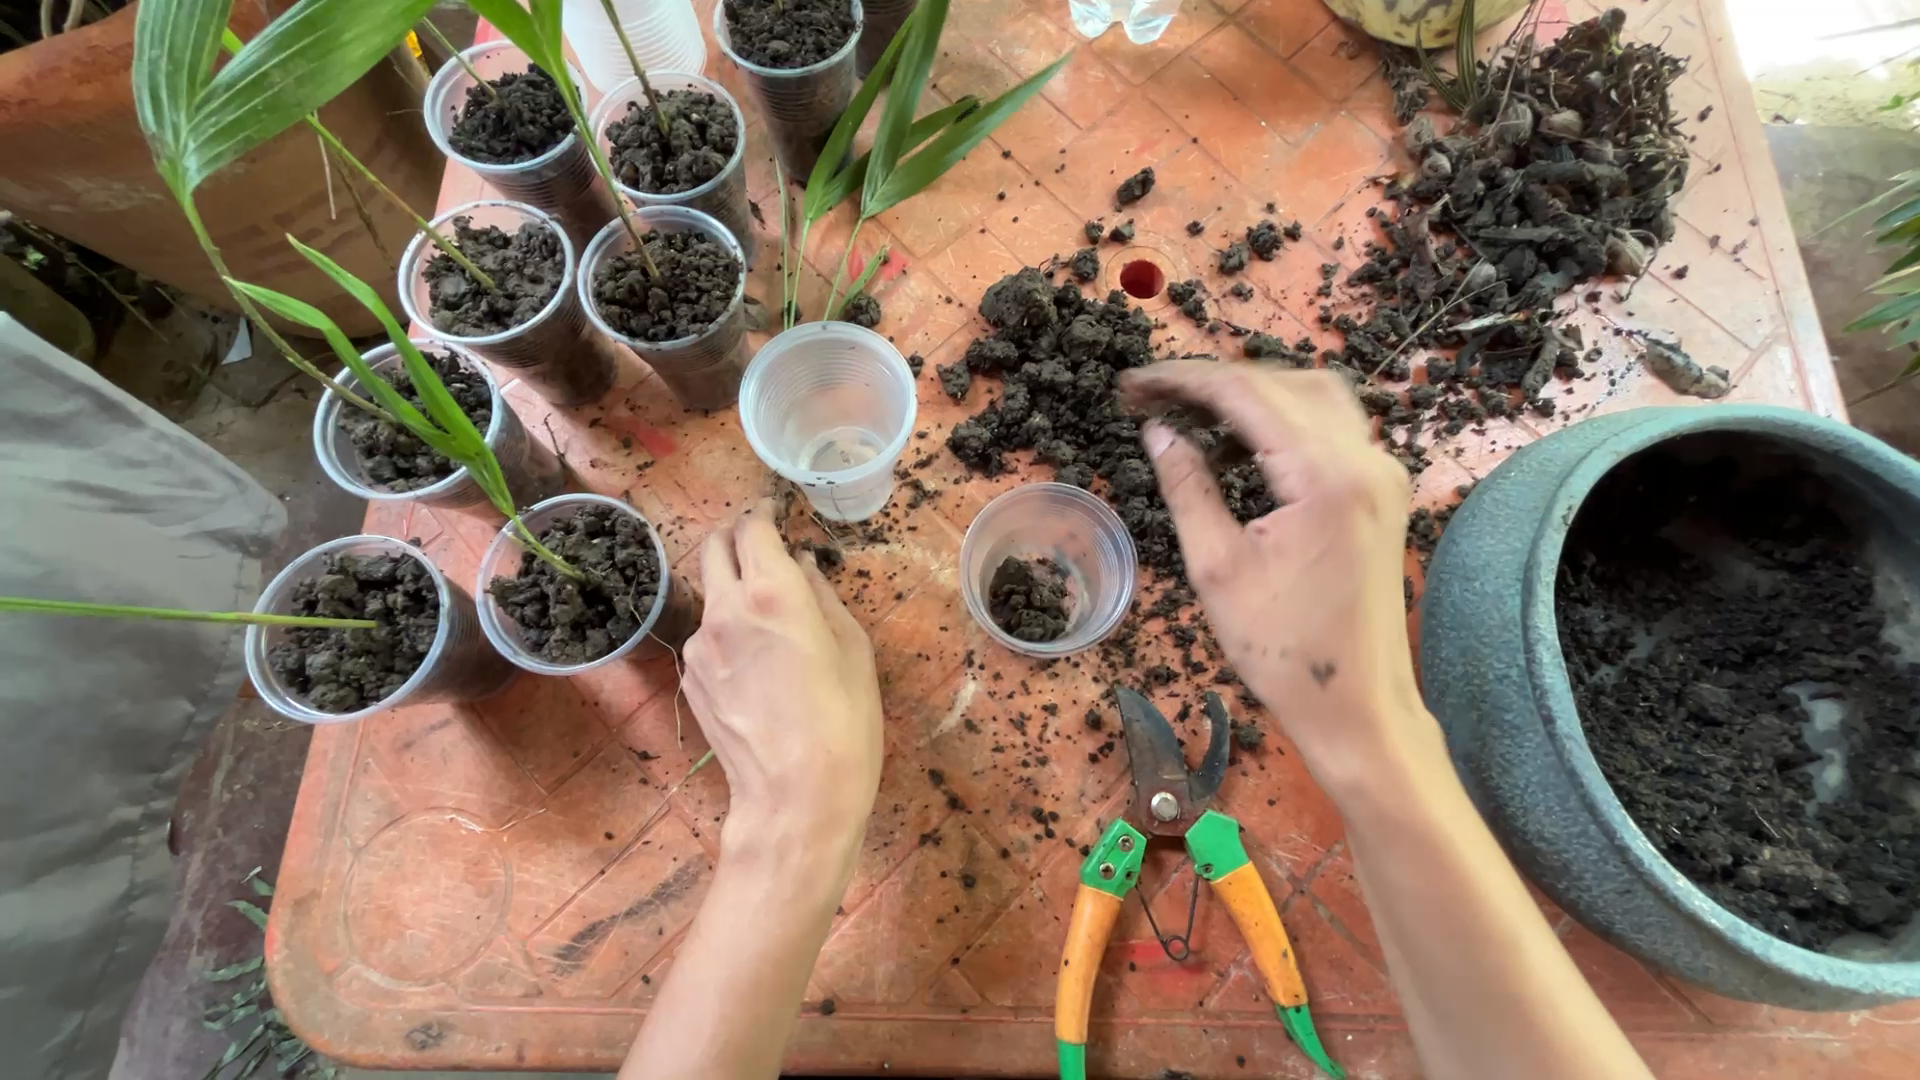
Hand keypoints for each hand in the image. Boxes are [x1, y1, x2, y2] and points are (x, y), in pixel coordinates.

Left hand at [683, 501, 883, 854]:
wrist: (795, 797)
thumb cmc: (844, 718)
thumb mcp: (854, 648)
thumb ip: (822, 594)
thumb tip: (802, 564)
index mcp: (771, 592)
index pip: (753, 527)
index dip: (764, 511)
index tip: (775, 510)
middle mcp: (724, 608)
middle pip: (713, 546)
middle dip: (736, 534)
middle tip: (762, 541)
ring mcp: (699, 645)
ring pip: (709, 593)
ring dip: (732, 584)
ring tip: (767, 613)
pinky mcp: (689, 679)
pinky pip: (707, 635)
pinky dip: (727, 628)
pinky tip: (755, 662)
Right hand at [1117, 363, 1426, 792]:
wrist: (1357, 704)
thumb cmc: (1281, 648)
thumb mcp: (1216, 567)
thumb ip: (1188, 488)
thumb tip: (1158, 432)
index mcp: (1325, 476)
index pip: (1246, 394)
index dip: (1182, 381)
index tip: (1133, 384)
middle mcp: (1365, 459)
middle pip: (1283, 383)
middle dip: (1213, 381)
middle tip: (1154, 395)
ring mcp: (1381, 474)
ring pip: (1313, 397)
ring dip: (1251, 394)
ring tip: (1191, 411)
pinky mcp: (1380, 492)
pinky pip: (1329, 429)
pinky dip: (1280, 421)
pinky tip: (1239, 445)